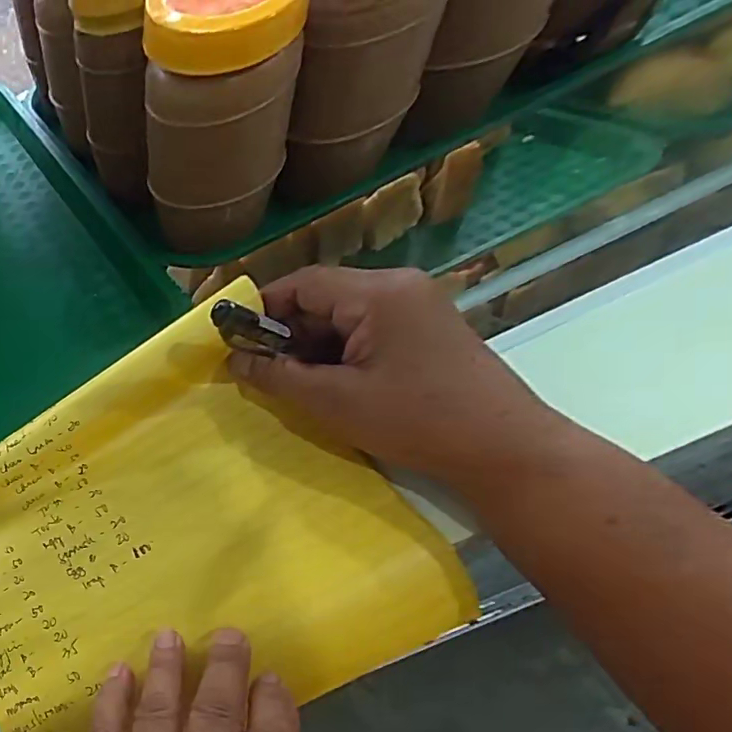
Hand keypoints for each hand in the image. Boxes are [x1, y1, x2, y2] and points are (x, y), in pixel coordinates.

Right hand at [229, 266, 574, 493]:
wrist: (500, 446)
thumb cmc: (413, 420)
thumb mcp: (333, 401)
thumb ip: (278, 376)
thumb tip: (235, 360)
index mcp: (377, 292)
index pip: (301, 283)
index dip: (260, 310)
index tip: (232, 342)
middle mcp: (398, 286)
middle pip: (323, 298)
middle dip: (287, 334)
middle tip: (261, 374)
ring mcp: (417, 307)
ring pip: (343, 317)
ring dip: (312, 348)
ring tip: (295, 387)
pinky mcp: (425, 331)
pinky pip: (367, 331)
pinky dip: (340, 355)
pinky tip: (332, 387)